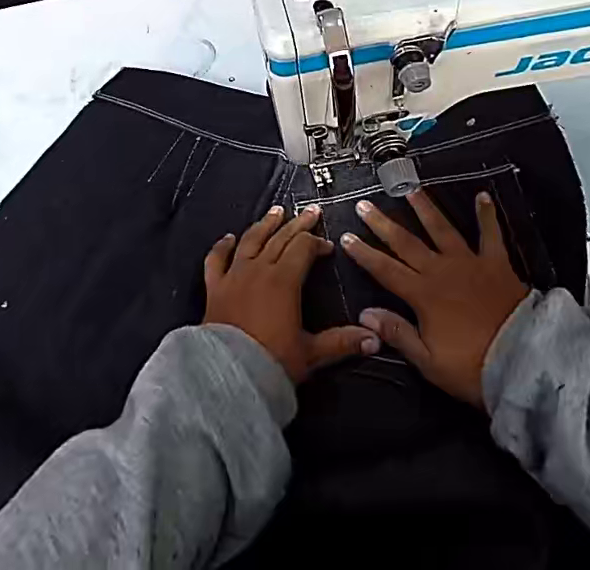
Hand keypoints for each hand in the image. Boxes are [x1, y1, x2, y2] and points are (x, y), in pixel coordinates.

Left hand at [204, 205, 379, 381]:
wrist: (228, 378)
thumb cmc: (271, 363)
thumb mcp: (311, 353)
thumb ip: (342, 342)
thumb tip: (374, 339)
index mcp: (284, 280)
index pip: (304, 248)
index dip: (317, 243)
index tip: (328, 247)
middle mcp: (259, 270)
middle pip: (281, 237)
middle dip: (298, 224)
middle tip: (310, 212)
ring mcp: (234, 276)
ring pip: (251, 240)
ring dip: (266, 224)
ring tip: (276, 211)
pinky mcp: (215, 288)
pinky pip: (216, 260)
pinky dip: (221, 246)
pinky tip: (227, 238)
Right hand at [340, 190, 528, 408]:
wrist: (523, 362)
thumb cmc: (472, 367)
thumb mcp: (428, 360)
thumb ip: (397, 333)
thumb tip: (364, 313)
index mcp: (423, 294)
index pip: (385, 269)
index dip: (363, 253)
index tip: (347, 237)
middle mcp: (442, 270)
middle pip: (406, 242)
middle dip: (382, 223)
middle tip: (365, 205)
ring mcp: (470, 262)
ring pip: (441, 229)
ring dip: (425, 209)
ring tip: (410, 190)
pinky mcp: (497, 263)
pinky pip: (491, 234)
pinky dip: (486, 215)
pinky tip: (483, 196)